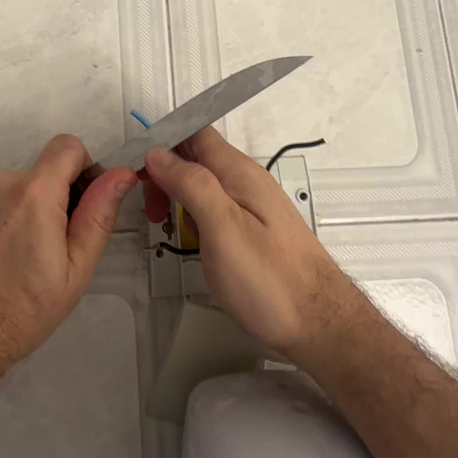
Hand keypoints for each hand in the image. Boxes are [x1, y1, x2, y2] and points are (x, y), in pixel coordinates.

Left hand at [0, 134, 138, 390]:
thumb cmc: (20, 312)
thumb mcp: (74, 271)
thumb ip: (98, 215)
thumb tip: (123, 173)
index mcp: (34, 191)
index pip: (68, 146)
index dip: (81, 168)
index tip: (78, 204)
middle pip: (35, 175)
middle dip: (46, 202)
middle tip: (42, 251)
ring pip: (5, 191)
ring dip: (14, 213)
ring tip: (8, 261)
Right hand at [143, 127, 366, 360]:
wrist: (320, 325)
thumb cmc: (268, 279)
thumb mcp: (222, 228)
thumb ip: (191, 184)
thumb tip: (158, 153)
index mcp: (238, 172)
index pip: (195, 132)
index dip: (163, 141)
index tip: (137, 169)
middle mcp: (246, 180)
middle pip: (196, 156)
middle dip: (165, 173)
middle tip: (152, 211)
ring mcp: (253, 204)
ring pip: (205, 183)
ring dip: (178, 196)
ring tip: (167, 228)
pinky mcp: (255, 228)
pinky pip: (216, 206)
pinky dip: (194, 215)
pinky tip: (190, 240)